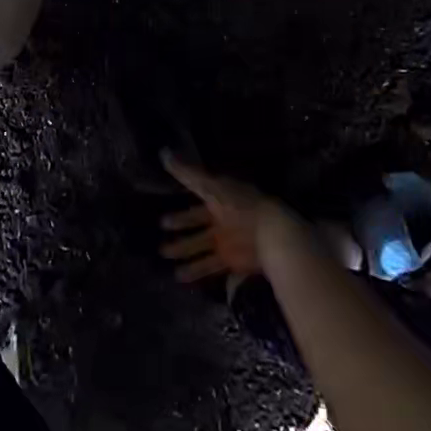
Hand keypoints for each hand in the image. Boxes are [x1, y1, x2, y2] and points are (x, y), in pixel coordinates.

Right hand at [160, 152, 302, 289]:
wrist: (270, 235)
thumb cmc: (240, 206)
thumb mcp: (211, 187)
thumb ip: (187, 174)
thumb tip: (164, 153)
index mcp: (219, 200)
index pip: (196, 201)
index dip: (182, 207)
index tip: (164, 216)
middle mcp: (222, 219)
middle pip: (196, 224)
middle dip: (180, 227)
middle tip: (161, 233)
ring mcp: (226, 241)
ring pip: (199, 246)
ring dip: (183, 251)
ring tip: (164, 256)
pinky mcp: (231, 261)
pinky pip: (210, 266)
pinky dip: (195, 271)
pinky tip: (179, 277)